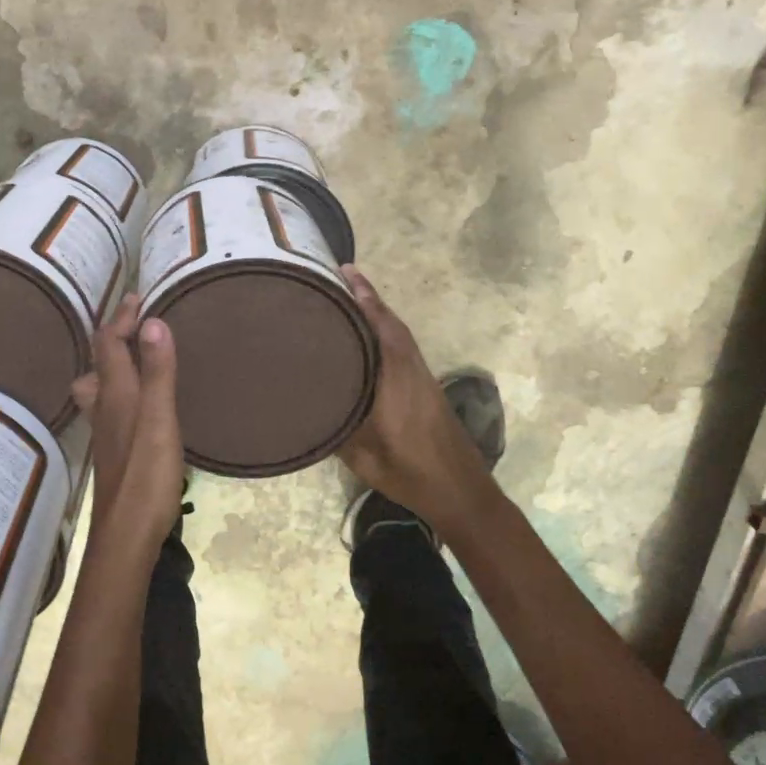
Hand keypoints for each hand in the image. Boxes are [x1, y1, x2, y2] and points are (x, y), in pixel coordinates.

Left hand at [71, 294, 184, 548]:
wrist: (126, 534)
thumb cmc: (147, 476)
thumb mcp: (160, 420)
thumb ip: (158, 372)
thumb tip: (152, 322)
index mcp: (116, 394)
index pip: (109, 344)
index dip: (121, 318)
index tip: (138, 297)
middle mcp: (105, 407)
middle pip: (99, 362)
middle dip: (114, 336)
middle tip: (134, 321)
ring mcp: (107, 431)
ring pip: (100, 386)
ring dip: (113, 363)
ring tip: (133, 356)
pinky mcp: (116, 451)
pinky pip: (112, 406)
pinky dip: (121, 389)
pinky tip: (137, 404)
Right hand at [337, 265, 502, 538]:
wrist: (462, 492)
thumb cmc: (411, 473)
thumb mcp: (362, 455)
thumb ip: (334, 427)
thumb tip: (304, 405)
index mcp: (396, 378)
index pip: (380, 327)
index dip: (363, 298)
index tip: (343, 272)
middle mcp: (411, 369)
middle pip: (390, 323)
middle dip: (365, 298)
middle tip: (334, 279)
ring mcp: (421, 377)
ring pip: (398, 334)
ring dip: (375, 313)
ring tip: (345, 301)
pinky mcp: (425, 388)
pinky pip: (401, 347)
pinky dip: (383, 332)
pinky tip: (364, 339)